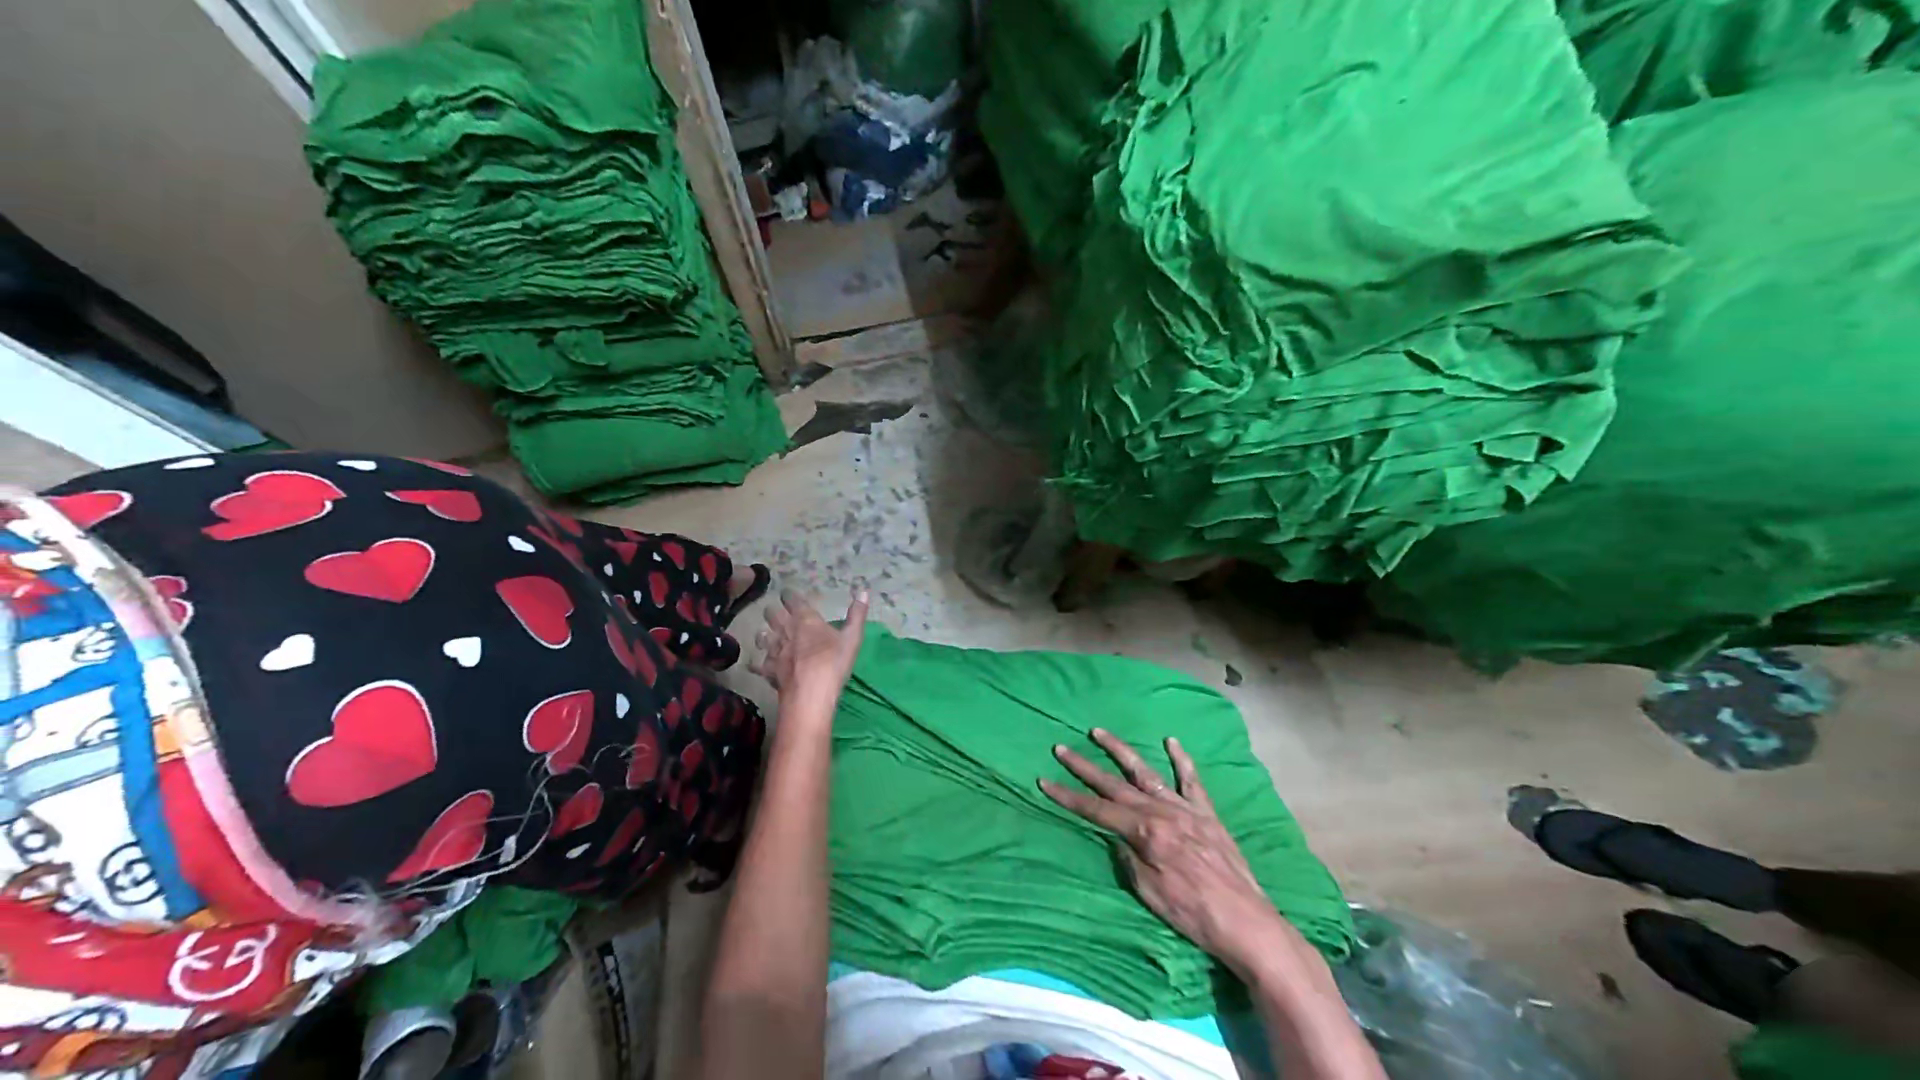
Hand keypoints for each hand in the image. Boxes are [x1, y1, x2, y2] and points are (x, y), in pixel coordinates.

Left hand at [750, 588, 868, 703]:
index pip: (792, 599)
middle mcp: (785, 630)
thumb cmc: (833, 662)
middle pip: (771, 614)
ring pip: (762, 636)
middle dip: (774, 611)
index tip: (789, 594)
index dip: (789, 595)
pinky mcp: (767, 669)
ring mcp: (773, 650)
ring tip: (768, 636)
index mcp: (805, 619)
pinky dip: (757, 663)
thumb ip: (857, 614)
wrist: (810, 693)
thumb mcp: (852, 638)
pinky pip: (757, 664)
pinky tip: (757, 665)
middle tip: (778, 613)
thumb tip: (864, 591)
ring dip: (765, 634)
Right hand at [1040, 730, 1292, 973]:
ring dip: (1121, 751)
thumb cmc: (1193, 914)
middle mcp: (1162, 812)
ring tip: (1100, 732)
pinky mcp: (1207, 814)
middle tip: (1061, 748)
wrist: (1246, 922)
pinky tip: (1172, 741)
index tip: (1045, 781)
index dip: (1069, 796)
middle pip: (1114, 785)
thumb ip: (1129, 858)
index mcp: (1145, 832)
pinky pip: (1192, 781)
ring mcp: (1186, 809)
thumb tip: (1117, 836)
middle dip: (1084, 767)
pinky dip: (1182, 760)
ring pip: (1147, 772)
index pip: (1097, 810)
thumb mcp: (1150, 893)